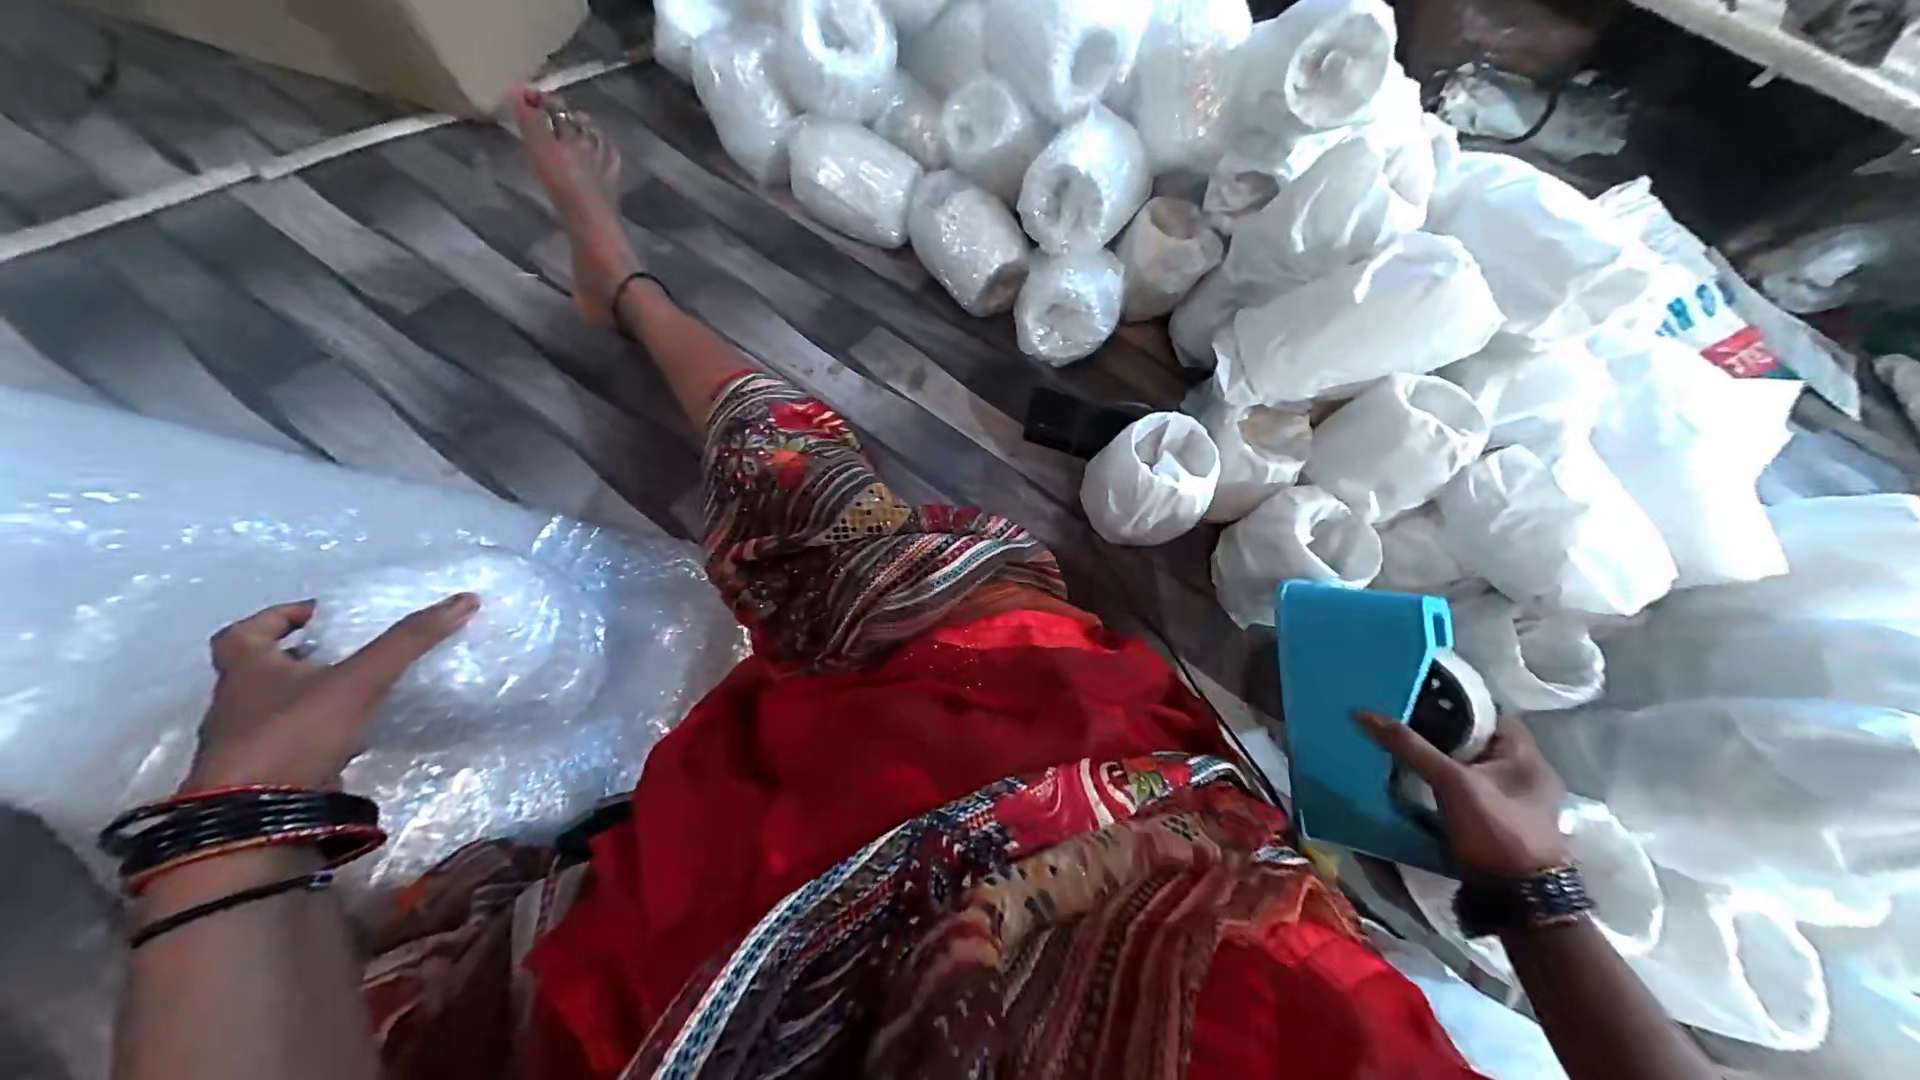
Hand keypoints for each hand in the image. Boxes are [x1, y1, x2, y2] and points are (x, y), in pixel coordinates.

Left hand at [182, 594, 479, 792]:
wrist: (261, 815)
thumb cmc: (296, 733)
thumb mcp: (360, 678)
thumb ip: (410, 640)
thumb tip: (464, 599)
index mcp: (246, 670)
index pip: (246, 631)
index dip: (281, 616)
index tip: (323, 613)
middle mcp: (240, 701)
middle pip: (266, 666)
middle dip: (308, 652)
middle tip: (354, 645)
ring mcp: (252, 739)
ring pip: (285, 701)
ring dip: (320, 689)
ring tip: (368, 682)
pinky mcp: (273, 767)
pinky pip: (302, 734)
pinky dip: (329, 725)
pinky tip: (363, 727)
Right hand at [1355, 711, 1569, 879]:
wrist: (1520, 899)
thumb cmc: (1497, 830)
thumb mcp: (1451, 783)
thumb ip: (1410, 747)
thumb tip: (1363, 713)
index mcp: (1527, 757)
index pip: (1490, 713)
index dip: (1456, 701)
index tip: (1417, 696)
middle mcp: (1525, 775)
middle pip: (1476, 739)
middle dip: (1440, 730)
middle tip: (1400, 720)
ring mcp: (1514, 801)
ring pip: (1469, 765)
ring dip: (1439, 758)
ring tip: (1401, 747)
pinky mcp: (1499, 821)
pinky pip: (1466, 788)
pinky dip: (1442, 782)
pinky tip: (1415, 781)